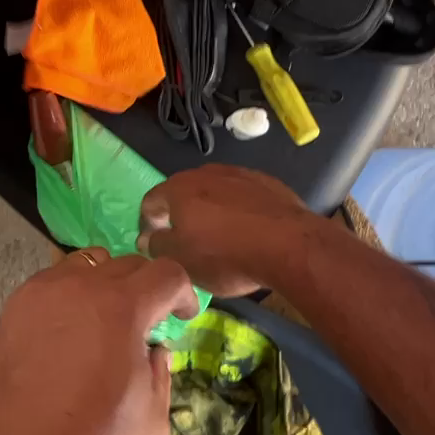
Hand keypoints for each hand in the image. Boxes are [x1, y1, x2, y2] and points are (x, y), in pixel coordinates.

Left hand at [0, 248, 198, 434]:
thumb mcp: (150, 418)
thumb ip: (160, 372)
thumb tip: (155, 349)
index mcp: (122, 307)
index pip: (166, 272)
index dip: (183, 292)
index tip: (182, 314)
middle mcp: (84, 285)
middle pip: (128, 263)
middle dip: (146, 288)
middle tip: (146, 322)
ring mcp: (47, 288)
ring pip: (89, 262)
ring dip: (106, 282)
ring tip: (104, 318)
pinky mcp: (19, 300)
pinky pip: (54, 279)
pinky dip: (71, 292)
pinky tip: (69, 326)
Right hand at [138, 165, 317, 295]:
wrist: (289, 244)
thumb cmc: (225, 254)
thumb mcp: (181, 261)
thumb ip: (157, 246)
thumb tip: (146, 238)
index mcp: (178, 188)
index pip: (151, 201)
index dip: (148, 224)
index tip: (155, 245)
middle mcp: (204, 173)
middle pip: (183, 193)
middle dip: (181, 215)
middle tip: (188, 243)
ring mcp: (237, 173)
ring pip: (214, 192)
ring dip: (211, 210)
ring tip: (222, 238)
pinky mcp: (265, 181)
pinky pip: (242, 195)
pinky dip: (239, 210)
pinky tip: (249, 231)